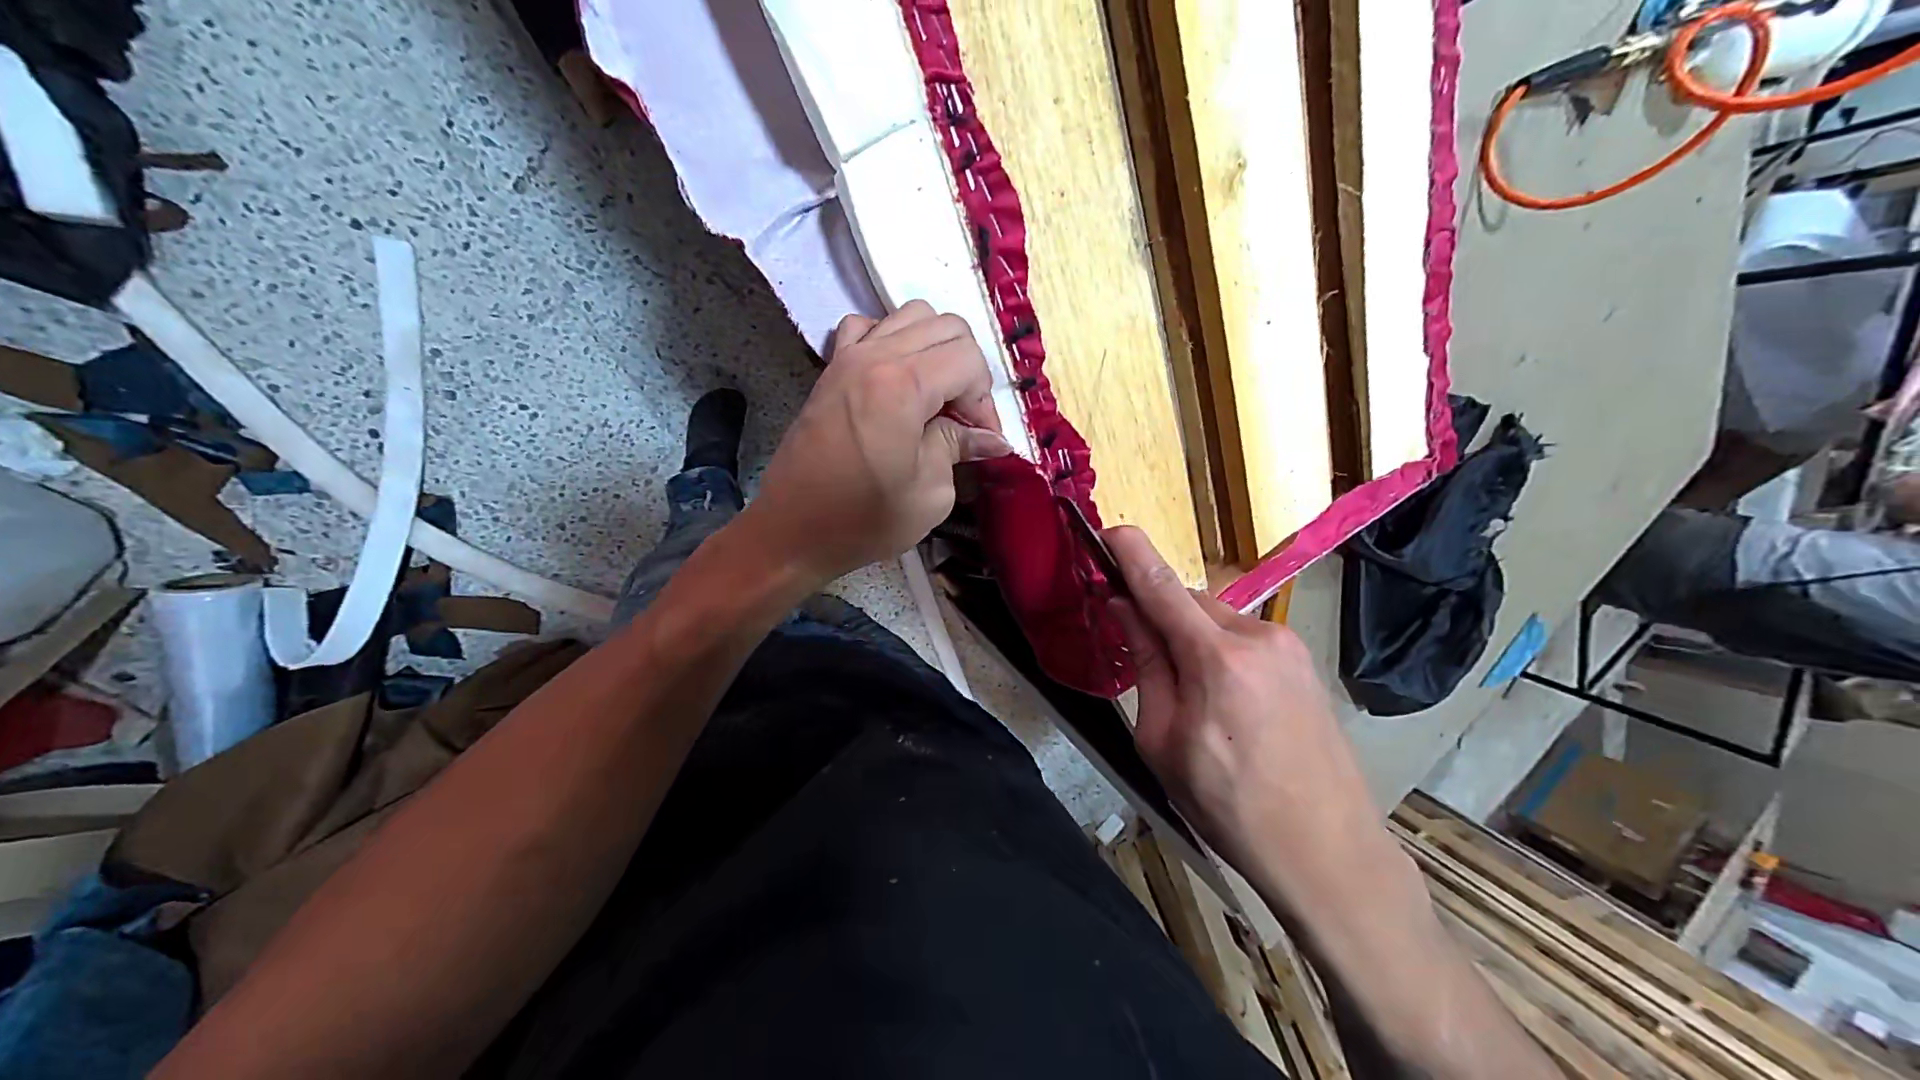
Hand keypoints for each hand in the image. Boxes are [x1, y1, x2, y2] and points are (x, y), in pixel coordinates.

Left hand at [738, 301, 1014, 587]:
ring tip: (935, 395)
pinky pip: (868, 326)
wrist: (793, 529)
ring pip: (912, 315)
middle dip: (968, 370)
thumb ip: (959, 448)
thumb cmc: (864, 519)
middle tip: (964, 418)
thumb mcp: (929, 493)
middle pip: (946, 327)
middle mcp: (875, 356)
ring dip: (936, 348)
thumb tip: (990, 438)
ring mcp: (848, 357)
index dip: (985, 400)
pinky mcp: (831, 368)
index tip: (982, 439)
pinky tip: (896, 377)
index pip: (968, 360)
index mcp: (903, 385)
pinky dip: (892, 339)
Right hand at [1103, 527, 1395, 913]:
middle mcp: (1259, 637)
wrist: (1329, 853)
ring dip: (1189, 636)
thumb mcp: (1163, 742)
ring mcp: (1289, 648)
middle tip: (1139, 654)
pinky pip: (1244, 638)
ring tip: (1188, 695)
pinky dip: (1218, 650)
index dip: (1132, 555)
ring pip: (1217, 620)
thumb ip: (1146, 665)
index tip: (1108, 531)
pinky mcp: (1304, 663)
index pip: (1162, 587)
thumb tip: (1123, 608)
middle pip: (1189, 602)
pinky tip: (1222, 699)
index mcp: (1217, 660)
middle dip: (1158, 615)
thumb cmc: (1230, 808)